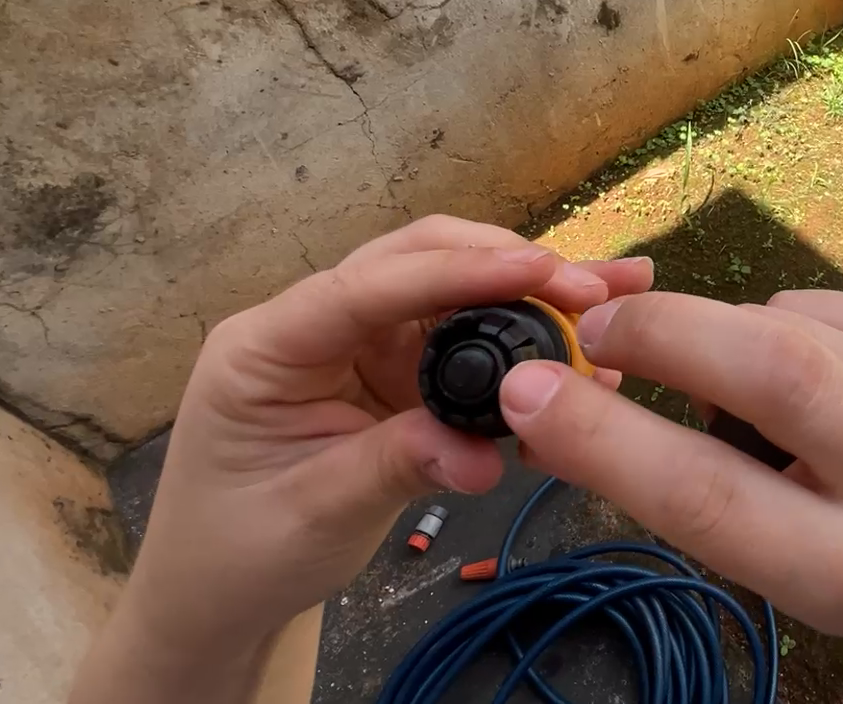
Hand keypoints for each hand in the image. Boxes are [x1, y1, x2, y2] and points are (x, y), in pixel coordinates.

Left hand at [72, 216, 650, 701]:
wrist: (230, 586)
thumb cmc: (242, 550)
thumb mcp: (314, 511)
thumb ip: (398, 465)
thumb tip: (486, 455)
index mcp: (272, 344)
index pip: (371, 285)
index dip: (459, 271)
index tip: (540, 271)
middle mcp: (326, 321)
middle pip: (426, 257)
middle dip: (511, 263)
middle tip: (589, 287)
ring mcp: (373, 336)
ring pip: (462, 281)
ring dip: (536, 283)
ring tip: (612, 287)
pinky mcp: (410, 358)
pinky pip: (479, 325)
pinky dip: (531, 324)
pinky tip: (582, 332)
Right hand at [498, 291, 842, 703]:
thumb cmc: (830, 558)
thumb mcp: (757, 557)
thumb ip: (676, 484)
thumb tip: (557, 395)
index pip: (709, 496)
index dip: (608, 440)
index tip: (527, 390)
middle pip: (775, 369)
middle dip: (665, 333)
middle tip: (595, 329)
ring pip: (776, 322)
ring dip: (714, 337)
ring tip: (717, 381)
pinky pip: (799, 304)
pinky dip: (760, 325)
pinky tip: (786, 365)